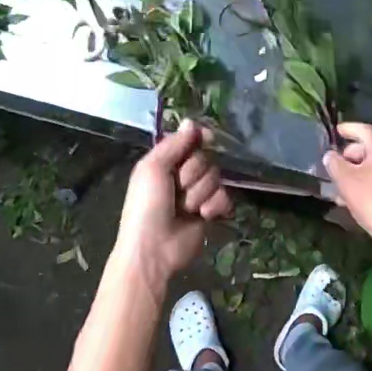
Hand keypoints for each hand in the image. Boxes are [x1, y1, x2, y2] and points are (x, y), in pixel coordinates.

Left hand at [110, 120, 232, 288]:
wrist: (154, 249)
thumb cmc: (146, 206)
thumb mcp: (153, 169)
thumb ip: (174, 145)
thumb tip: (191, 121)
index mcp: (164, 162)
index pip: (189, 141)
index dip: (198, 140)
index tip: (206, 139)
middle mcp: (181, 175)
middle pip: (205, 159)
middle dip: (194, 174)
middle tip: (179, 189)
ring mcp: (196, 194)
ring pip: (216, 178)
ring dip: (202, 192)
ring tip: (187, 208)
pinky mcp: (210, 212)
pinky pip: (225, 198)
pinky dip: (216, 205)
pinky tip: (204, 215)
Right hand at [323, 121, 371, 247]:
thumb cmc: (371, 200)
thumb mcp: (345, 180)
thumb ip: (334, 163)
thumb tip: (331, 155)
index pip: (365, 130)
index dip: (348, 128)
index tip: (336, 131)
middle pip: (370, 147)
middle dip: (350, 154)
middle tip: (335, 163)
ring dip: (357, 170)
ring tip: (340, 184)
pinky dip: (367, 179)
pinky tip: (354, 195)